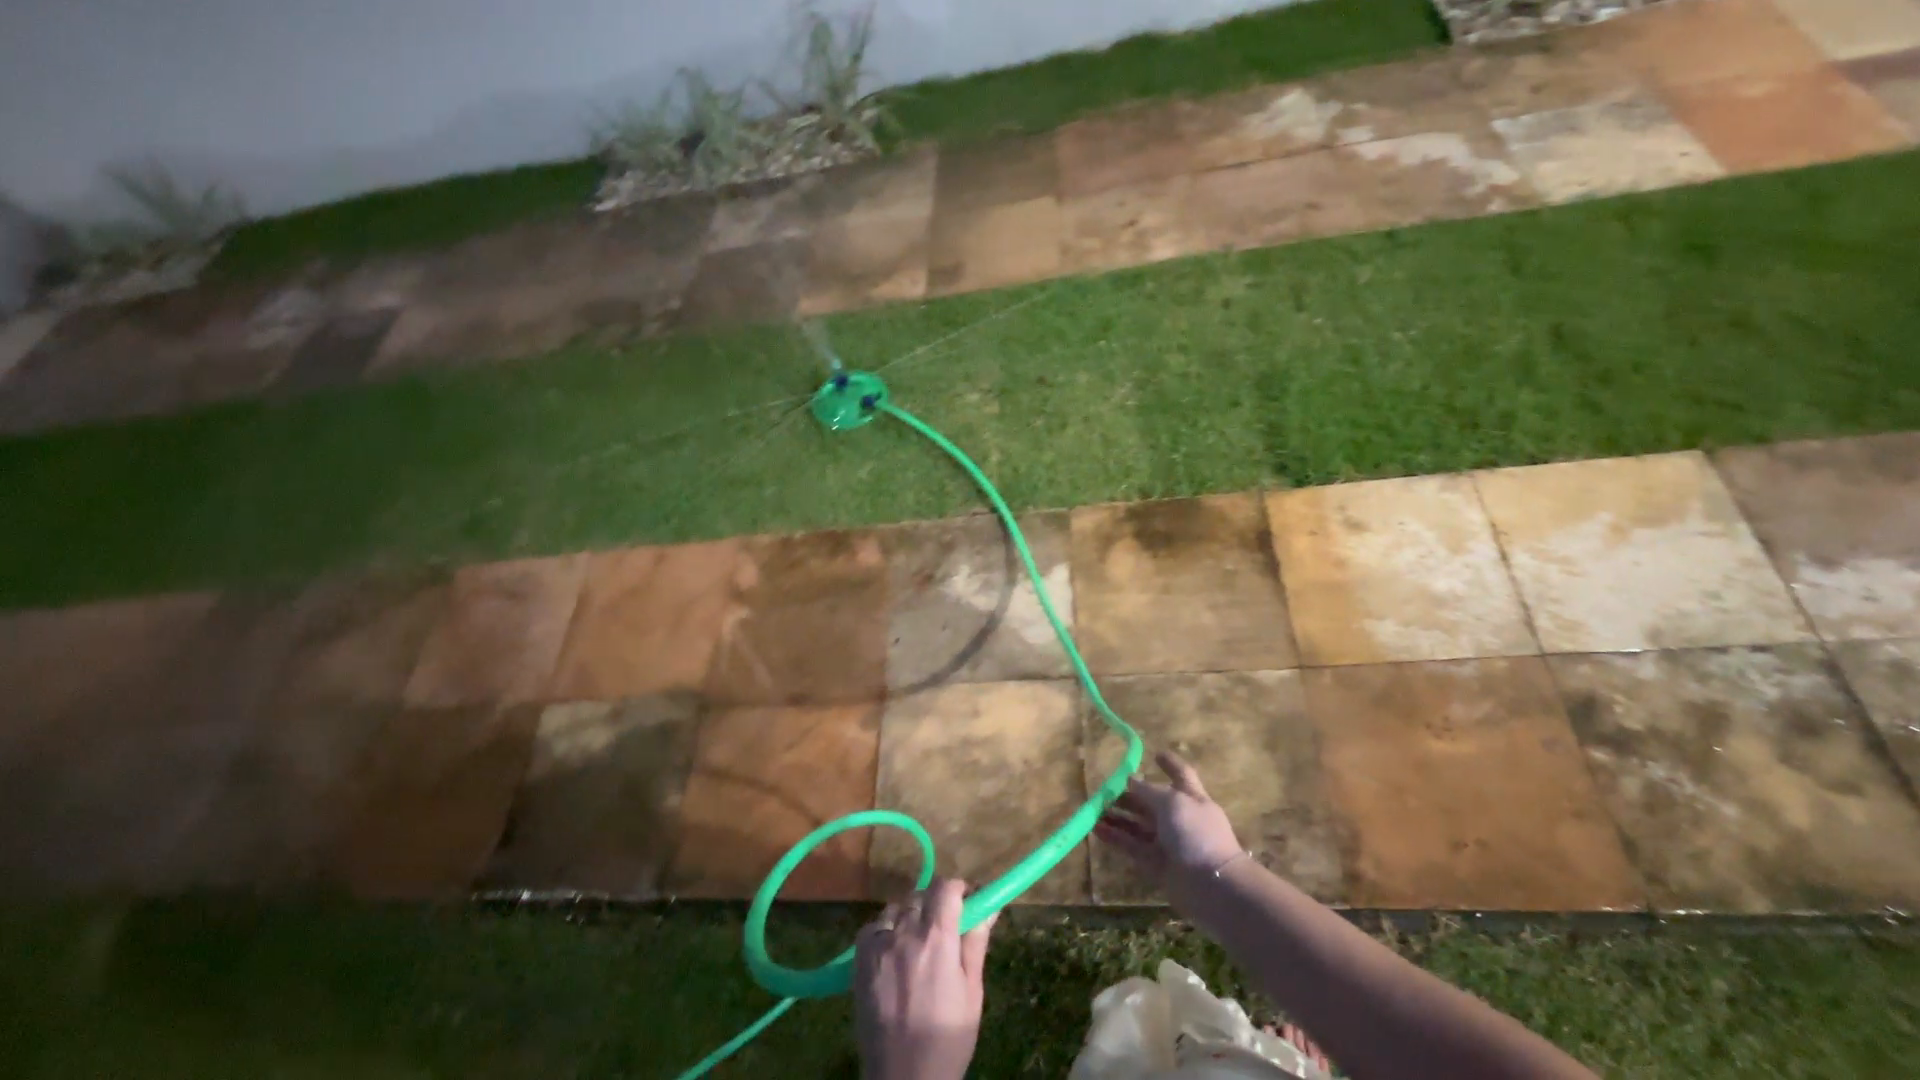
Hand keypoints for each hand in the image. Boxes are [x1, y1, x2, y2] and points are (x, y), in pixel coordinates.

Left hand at [854, 878, 996, 1079]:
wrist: (903, 1077)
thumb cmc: (948, 1037)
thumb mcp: (972, 991)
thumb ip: (976, 942)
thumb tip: (989, 907)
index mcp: (937, 939)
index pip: (946, 887)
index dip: (959, 890)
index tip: (967, 903)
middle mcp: (904, 933)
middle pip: (921, 895)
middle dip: (936, 903)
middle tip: (946, 926)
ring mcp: (878, 946)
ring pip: (896, 909)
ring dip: (910, 915)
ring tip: (919, 942)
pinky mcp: (858, 961)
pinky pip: (873, 928)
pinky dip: (885, 930)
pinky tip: (894, 951)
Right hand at [1094, 750, 1244, 901]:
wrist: (1210, 884)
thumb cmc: (1196, 833)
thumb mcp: (1172, 802)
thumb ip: (1149, 791)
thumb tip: (1131, 780)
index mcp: (1191, 798)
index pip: (1181, 775)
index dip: (1170, 764)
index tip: (1156, 754)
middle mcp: (1179, 818)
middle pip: (1152, 802)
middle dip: (1130, 795)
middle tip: (1105, 790)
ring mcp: (1167, 842)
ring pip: (1138, 825)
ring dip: (1117, 817)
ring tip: (1093, 810)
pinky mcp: (1155, 863)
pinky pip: (1131, 846)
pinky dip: (1115, 837)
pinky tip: (1096, 829)